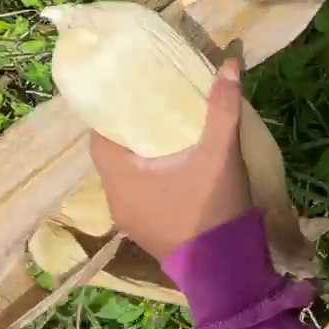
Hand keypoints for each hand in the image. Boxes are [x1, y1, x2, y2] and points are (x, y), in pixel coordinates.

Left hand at [89, 56, 254, 261]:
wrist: (223, 265)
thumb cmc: (212, 205)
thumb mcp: (221, 151)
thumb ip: (223, 107)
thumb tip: (228, 63)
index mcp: (122, 178)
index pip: (100, 138)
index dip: (114, 114)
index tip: (136, 94)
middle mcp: (117, 199)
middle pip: (115, 155)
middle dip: (134, 129)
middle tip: (160, 104)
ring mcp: (131, 219)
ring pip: (129, 175)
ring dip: (145, 153)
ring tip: (172, 129)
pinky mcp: (148, 229)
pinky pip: (141, 192)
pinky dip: (154, 173)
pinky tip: (180, 163)